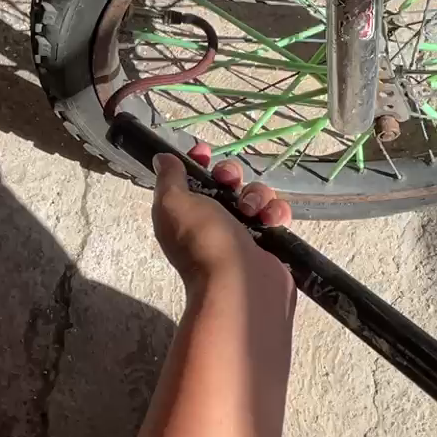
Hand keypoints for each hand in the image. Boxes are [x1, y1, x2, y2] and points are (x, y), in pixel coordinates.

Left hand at [149, 143, 291, 289]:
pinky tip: (272, 222)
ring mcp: (242, 231)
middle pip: (226, 181)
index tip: (204, 151)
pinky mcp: (268, 240)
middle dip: (230, 174)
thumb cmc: (203, 241)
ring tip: (252, 212)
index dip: (198, 161)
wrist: (240, 285)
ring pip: (254, 194)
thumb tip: (161, 159)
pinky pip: (275, 213)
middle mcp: (213, 220)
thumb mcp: (174, 203)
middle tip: (229, 182)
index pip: (192, 177)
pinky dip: (276, 212)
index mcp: (186, 212)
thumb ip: (168, 178)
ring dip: (256, 195)